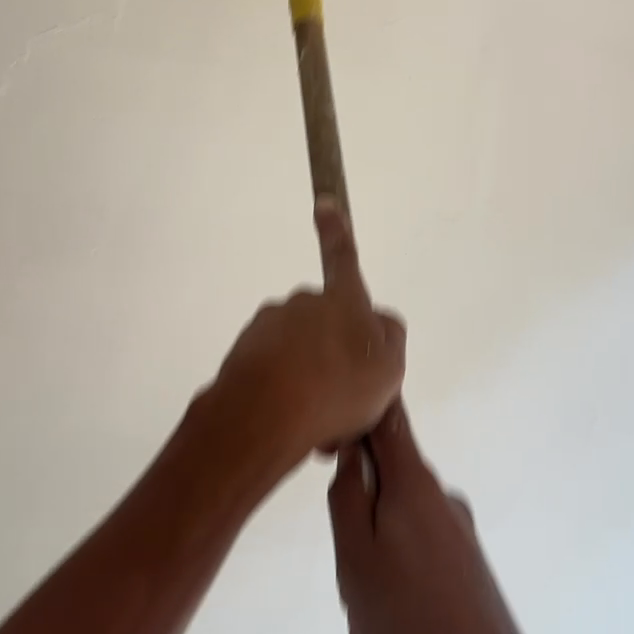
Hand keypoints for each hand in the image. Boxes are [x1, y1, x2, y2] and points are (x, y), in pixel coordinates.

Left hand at [209, 199, 405, 459]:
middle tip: (347, 404)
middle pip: (324, 327)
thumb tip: (378, 324)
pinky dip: (288, 399)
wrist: (267, 413)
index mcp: (342, 300)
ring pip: (299, 357)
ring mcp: (268, 328)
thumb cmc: (340, 384)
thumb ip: (389, 337)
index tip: (324, 201)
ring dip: (313, 386)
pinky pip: (274, 376)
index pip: (343, 258)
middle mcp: (302, 304)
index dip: (337, 231)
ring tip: (324, 428)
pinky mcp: (243, 356)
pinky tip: (299, 431)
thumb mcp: (390, 365)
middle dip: (335, 359)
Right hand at [329, 403, 531, 633]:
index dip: (360, 405)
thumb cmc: (409, 618)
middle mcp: (442, 499)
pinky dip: (397, 579)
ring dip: (375, 559)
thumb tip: (350, 452)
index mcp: (414, 483)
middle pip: (386, 480)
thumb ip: (346, 493)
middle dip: (359, 514)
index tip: (333, 417)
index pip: (387, 415)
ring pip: (397, 526)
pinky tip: (386, 621)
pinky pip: (418, 555)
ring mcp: (458, 533)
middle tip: (349, 564)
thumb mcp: (354, 552)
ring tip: (367, 610)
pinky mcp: (468, 566)